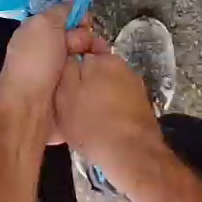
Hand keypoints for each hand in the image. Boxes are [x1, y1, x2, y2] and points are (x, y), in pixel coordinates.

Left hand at [0, 6, 105, 109]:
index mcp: (39, 35)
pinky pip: (88, 81)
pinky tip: (103, 78)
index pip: (66, 21)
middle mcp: (49, 54)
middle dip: (89, 40)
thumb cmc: (35, 62)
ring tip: (101, 62)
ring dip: (96, 59)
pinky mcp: (70, 96)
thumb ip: (59, 10)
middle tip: (93, 47)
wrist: (29, 109)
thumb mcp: (44, 25)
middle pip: (80, 40)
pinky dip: (96, 78)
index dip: (80, 19)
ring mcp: (60, 76)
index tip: (89, 22)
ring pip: (87, 61)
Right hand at [55, 52, 167, 189]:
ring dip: (96, 95)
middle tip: (68, 101)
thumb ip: (64, 68)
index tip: (60, 79)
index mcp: (102, 59)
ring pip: (106, 85)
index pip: (80, 47)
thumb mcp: (65, 94)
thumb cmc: (92, 123)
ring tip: (83, 116)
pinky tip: (100, 125)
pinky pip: (117, 101)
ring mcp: (134, 86)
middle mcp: (122, 66)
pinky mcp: (141, 106)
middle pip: (94, 68)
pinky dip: (108, 109)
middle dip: (83, 80)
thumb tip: (67, 55)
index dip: (68, 62)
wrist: (132, 154)